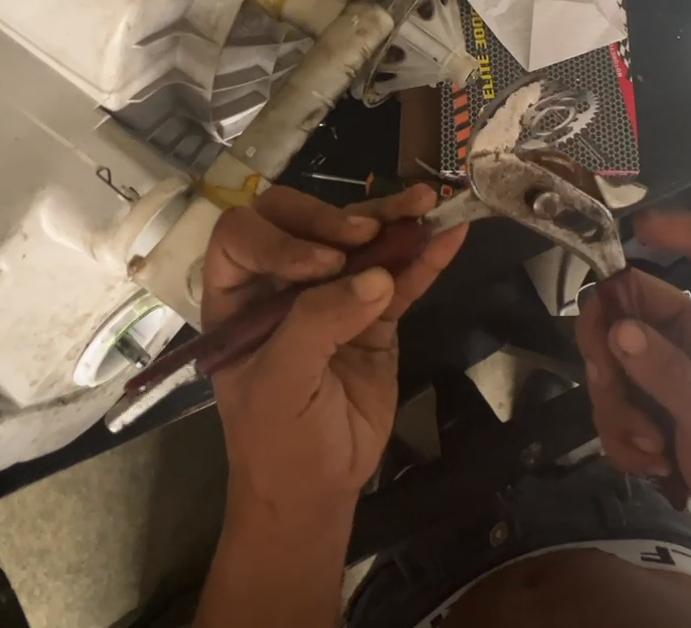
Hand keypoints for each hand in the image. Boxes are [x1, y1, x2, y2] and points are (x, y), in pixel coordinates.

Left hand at [204, 184, 466, 526]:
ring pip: (359, 239)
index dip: (280, 237)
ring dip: (392, 217)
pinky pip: (401, 275)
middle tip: (367, 234)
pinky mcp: (377, 313)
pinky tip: (451, 233)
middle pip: (302, 221)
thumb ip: (317, 324)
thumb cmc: (277, 441)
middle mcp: (284, 283)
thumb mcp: (280, 385)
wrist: (321, 488)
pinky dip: (425, 256)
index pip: (243, 237)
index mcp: (238, 294)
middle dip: (335, 217)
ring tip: (428, 201)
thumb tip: (377, 277)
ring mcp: (334, 294)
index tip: (323, 264)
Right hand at [576, 211, 690, 540]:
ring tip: (650, 450)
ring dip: (615, 405)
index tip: (639, 230)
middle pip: (628, 303)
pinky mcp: (647, 398)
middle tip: (606, 383)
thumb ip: (669, 378)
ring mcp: (663, 367)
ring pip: (609, 356)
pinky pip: (610, 398)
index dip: (687, 231)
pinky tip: (649, 465)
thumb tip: (617, 328)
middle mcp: (687, 337)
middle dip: (605, 346)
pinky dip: (618, 432)